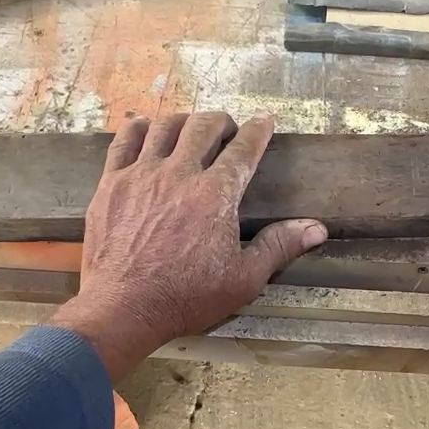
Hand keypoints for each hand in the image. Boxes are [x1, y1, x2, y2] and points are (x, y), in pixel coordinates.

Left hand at [48, 111, 327, 378]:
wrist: (124, 307)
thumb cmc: (187, 297)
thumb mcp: (244, 279)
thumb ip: (279, 247)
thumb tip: (316, 229)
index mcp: (216, 195)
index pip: (244, 149)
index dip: (259, 131)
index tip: (266, 122)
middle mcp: (179, 174)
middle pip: (204, 127)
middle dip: (222, 122)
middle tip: (229, 131)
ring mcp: (141, 174)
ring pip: (165, 126)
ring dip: (185, 121)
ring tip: (192, 129)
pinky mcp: (111, 183)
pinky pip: (125, 140)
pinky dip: (141, 128)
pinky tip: (148, 131)